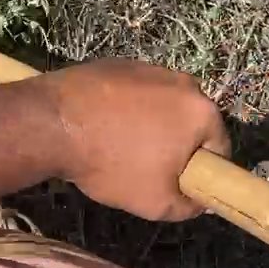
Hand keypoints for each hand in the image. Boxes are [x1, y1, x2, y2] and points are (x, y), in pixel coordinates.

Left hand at [31, 59, 229, 220]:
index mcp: (201, 110)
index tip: (175, 183)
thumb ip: (190, 205)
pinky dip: (122, 107)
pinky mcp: (115, 62)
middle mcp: (180, 80)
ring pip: (158, 105)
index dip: (200, 172)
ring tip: (116, 144)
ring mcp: (145, 66)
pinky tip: (99, 124)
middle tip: (143, 166)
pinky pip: (131, 91)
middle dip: (173, 144)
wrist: (50, 122)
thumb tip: (199, 199)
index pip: (218, 148)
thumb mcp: (157, 203)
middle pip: (188, 122)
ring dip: (146, 123)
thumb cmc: (110, 162)